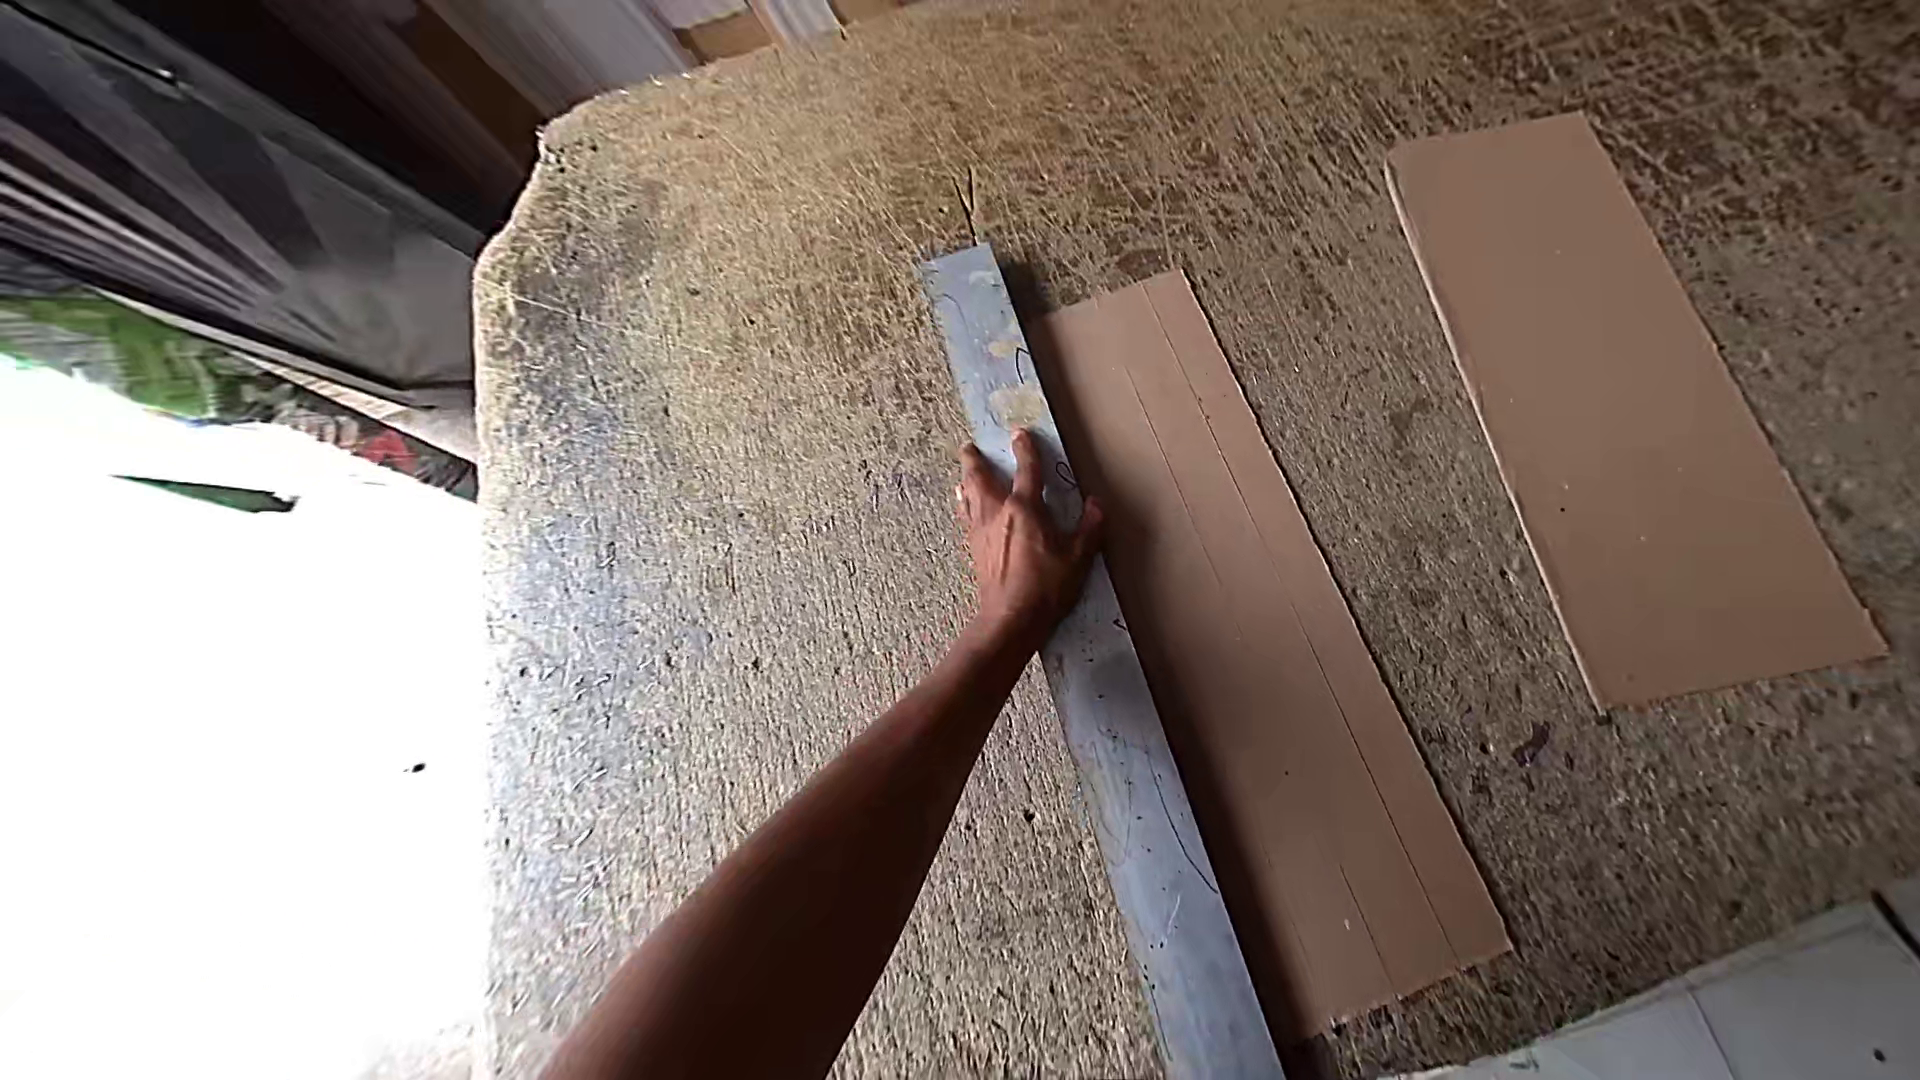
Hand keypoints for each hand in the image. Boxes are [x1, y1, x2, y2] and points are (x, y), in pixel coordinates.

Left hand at [956, 429, 1104, 647]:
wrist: (1011, 616)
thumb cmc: (1046, 586)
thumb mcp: (1078, 557)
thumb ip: (1089, 527)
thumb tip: (1096, 503)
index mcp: (1024, 509)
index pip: (1027, 470)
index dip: (1025, 449)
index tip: (1019, 434)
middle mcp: (997, 513)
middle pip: (980, 478)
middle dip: (975, 460)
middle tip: (969, 447)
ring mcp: (981, 530)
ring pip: (969, 496)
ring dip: (966, 480)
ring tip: (963, 472)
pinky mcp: (974, 548)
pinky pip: (965, 517)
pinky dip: (964, 504)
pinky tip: (963, 506)